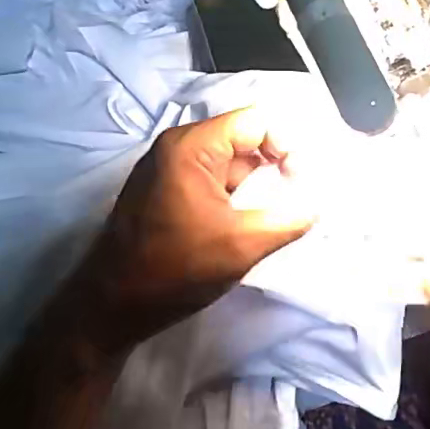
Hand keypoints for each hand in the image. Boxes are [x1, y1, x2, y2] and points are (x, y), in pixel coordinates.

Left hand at [62, 108, 315, 354]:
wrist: (112, 306)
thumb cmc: (175, 269)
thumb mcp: (242, 245)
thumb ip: (289, 219)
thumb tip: (316, 205)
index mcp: (191, 147)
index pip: (257, 122)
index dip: (287, 146)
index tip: (300, 183)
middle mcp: (177, 147)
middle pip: (244, 140)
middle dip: (274, 168)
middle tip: (292, 201)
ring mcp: (169, 169)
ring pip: (231, 164)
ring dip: (256, 186)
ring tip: (271, 218)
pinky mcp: (166, 191)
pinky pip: (213, 181)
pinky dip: (236, 197)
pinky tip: (246, 225)